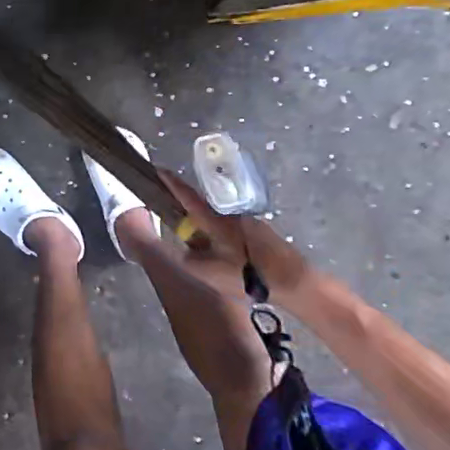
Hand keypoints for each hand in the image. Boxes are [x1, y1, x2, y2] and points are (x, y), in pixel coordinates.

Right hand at [159, 172, 309, 294]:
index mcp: (213, 220)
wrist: (292, 281)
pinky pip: (229, 231)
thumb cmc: (247, 275)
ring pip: (216, 223)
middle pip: (200, 209)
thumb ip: (186, 257)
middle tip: (181, 234)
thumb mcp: (207, 273)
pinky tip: (227, 262)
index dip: (170, 182)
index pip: (186, 195)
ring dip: (206, 233)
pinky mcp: (257, 231)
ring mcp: (245, 221)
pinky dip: (221, 240)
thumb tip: (180, 247)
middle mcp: (228, 214)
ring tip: (208, 257)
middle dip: (187, 217)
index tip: (157, 169)